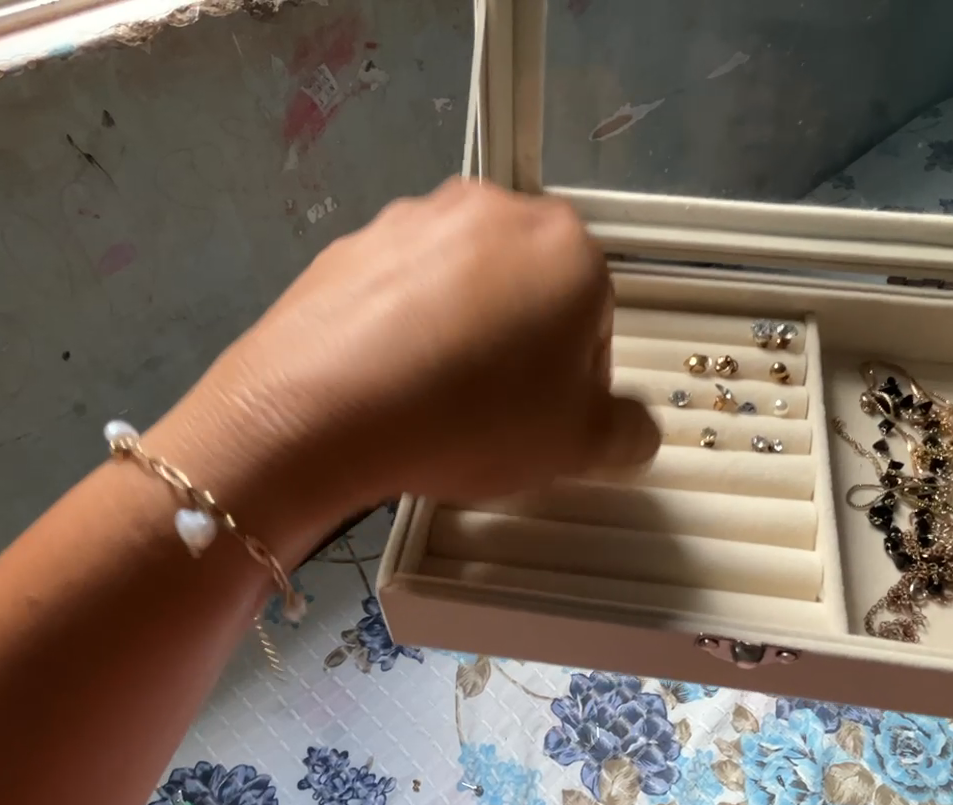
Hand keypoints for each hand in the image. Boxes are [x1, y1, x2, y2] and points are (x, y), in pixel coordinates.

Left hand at [155, 179, 657, 516]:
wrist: (318, 409)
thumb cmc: (470, 418)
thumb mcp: (576, 445)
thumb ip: (627, 432)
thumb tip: (634, 429)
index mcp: (567, 247)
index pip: (595, 322)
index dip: (575, 386)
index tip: (542, 426)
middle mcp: (494, 210)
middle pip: (531, 295)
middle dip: (521, 354)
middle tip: (492, 416)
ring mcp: (413, 219)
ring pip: (464, 290)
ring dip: (463, 339)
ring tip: (434, 403)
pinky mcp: (351, 243)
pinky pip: (401, 293)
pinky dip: (404, 330)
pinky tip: (389, 382)